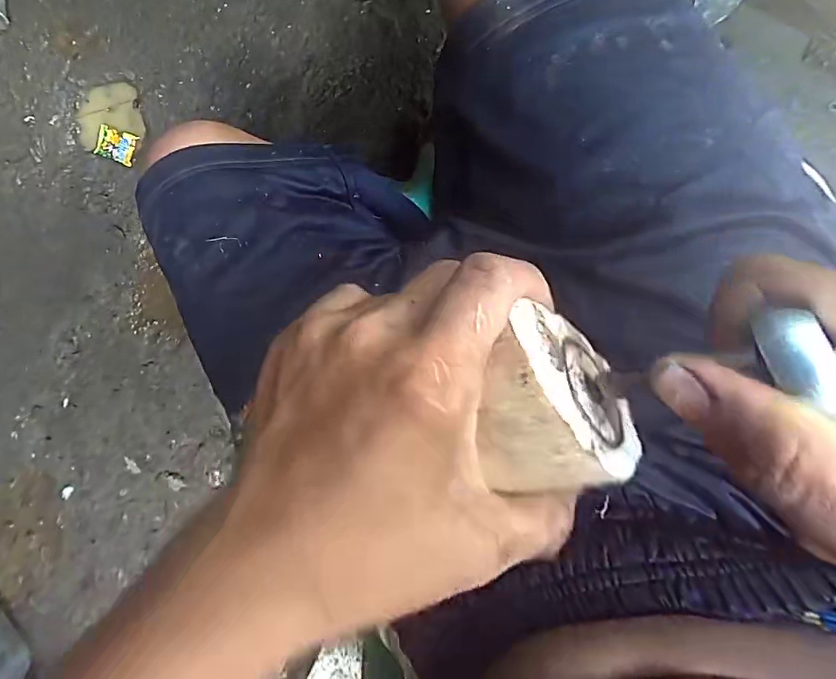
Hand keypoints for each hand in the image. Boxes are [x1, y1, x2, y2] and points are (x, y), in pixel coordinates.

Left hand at [214, 254, 577, 641]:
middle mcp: (375, 332)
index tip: (535, 312)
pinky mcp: (288, 339)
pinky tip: (363, 370)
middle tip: (484, 348)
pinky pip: (343, 308)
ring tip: (417, 366)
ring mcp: (323, 330)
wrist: (269, 557)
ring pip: (391, 293)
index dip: (524, 280)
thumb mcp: (486, 543)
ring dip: (419, 317)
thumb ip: (546, 506)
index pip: (487, 278)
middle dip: (478, 301)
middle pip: (443, 277)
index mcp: (432, 370)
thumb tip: (566, 482)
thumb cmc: (379, 552)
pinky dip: (366, 325)